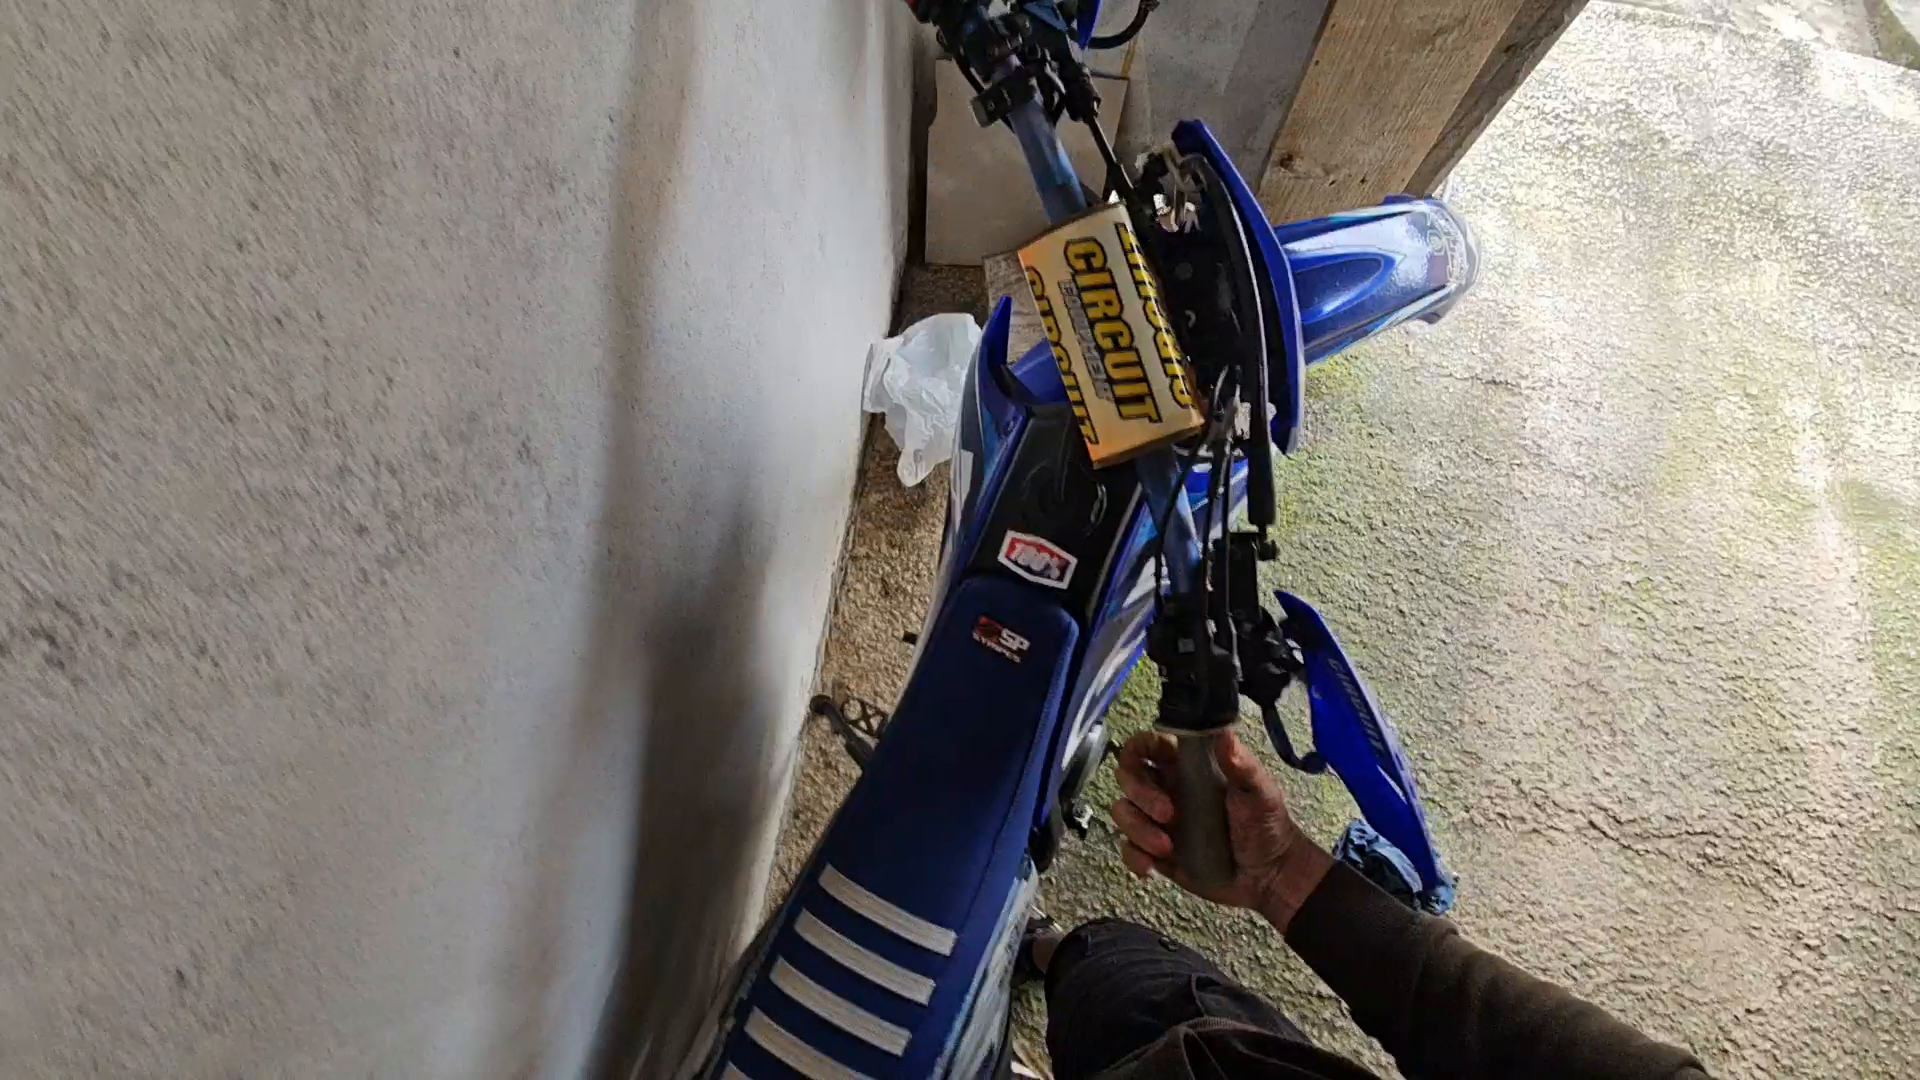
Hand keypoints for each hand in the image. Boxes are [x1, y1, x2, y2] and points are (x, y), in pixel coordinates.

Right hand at [1111, 729, 1333, 931]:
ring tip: (1166, 847)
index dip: (1136, 748)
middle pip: (1128, 777)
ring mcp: (1158, 822)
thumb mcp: (1260, 794)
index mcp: (1186, 769)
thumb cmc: (1266, 827)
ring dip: (1137, 828)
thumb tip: (1224, 734)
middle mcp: (1166, 790)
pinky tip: (1151, 866)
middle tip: (1169, 814)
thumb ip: (1242, 765)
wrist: (1271, 879)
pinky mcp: (1156, 852)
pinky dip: (1133, 856)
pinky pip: (1129, 849)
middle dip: (1139, 794)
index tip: (1140, 761)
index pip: (1148, 746)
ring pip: (1124, 812)